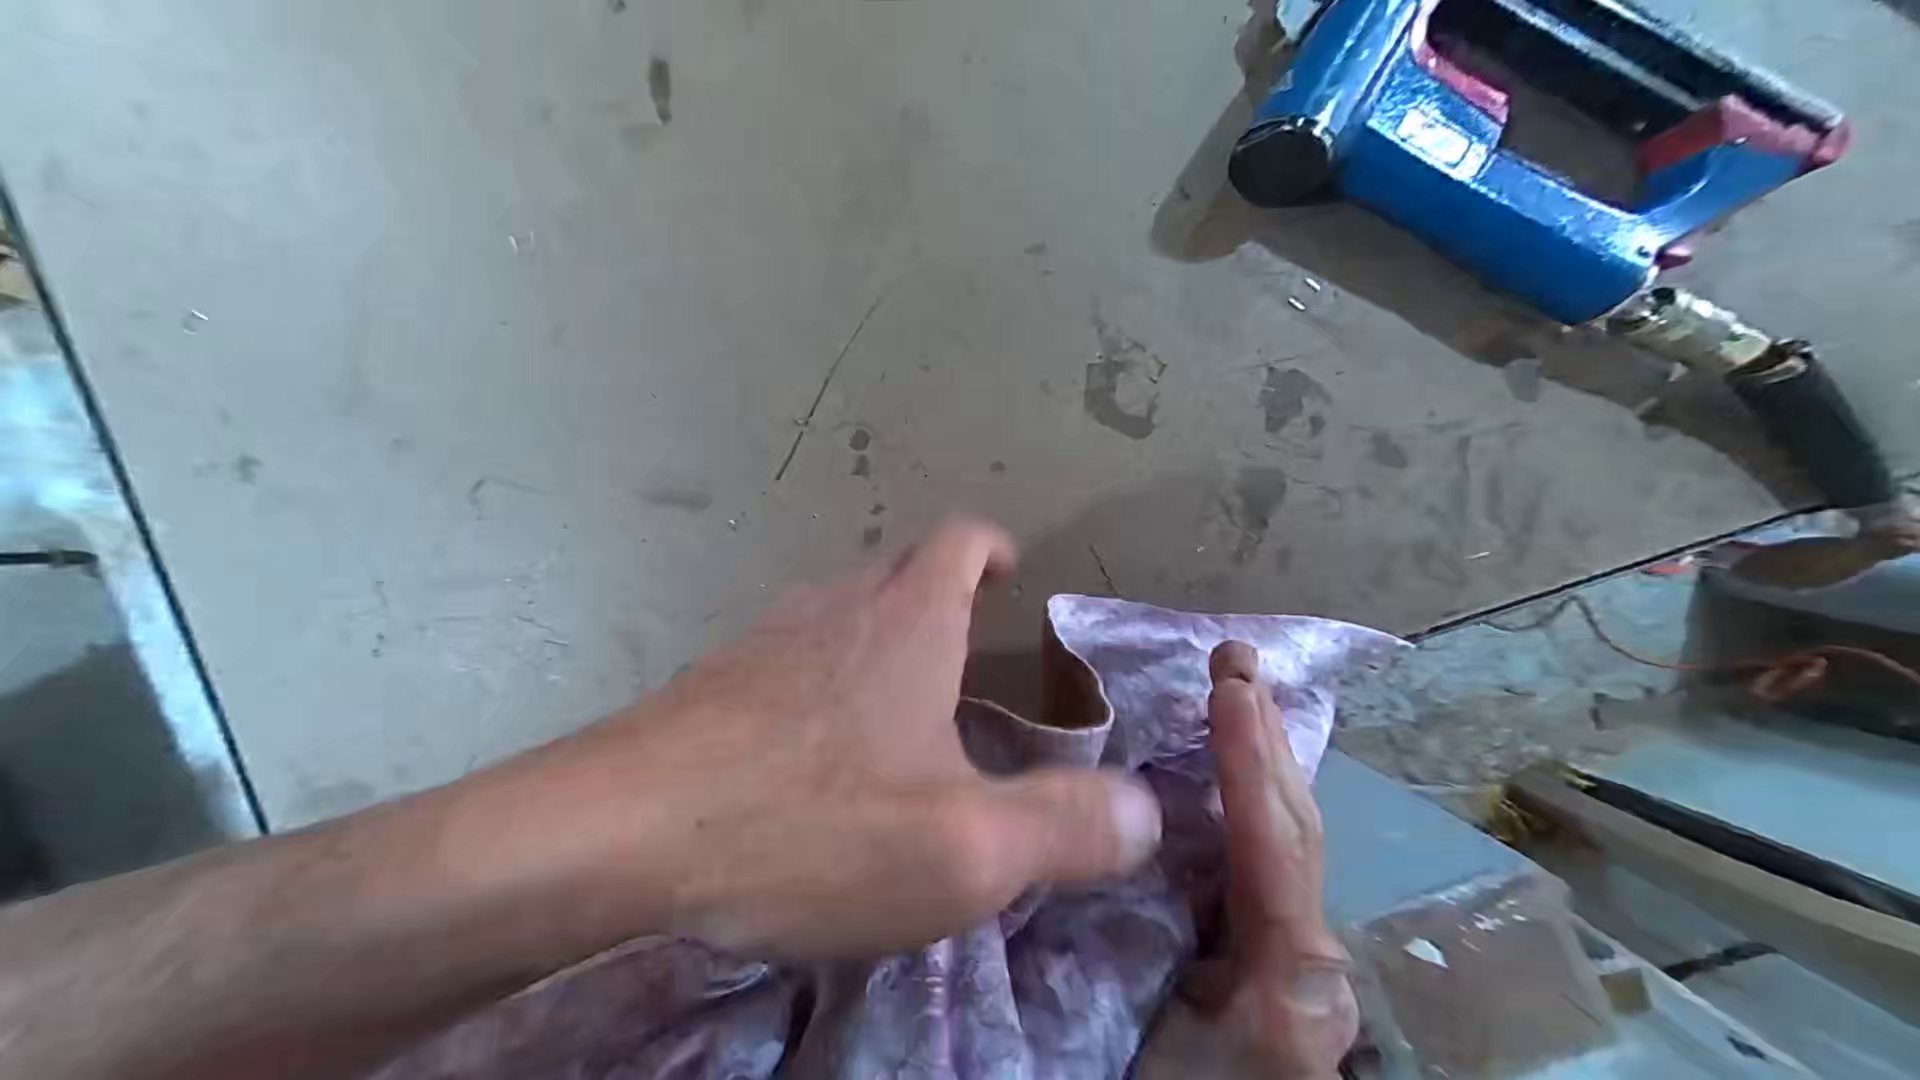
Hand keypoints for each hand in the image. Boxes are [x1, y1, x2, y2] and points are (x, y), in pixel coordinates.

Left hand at [489, 518, 1162, 959]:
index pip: (960, 542)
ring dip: (878, 632)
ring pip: (841, 608)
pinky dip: (820, 675)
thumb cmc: (810, 824)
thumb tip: (1146, 810)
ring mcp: (767, 635)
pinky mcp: (716, 677)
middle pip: (900, 566)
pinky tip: (814, 742)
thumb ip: (1067, 826)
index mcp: (906, 620)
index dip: (992, 548)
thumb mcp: (964, 847)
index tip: (1009, 572)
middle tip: (963, 644)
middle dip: (939, 590)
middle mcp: (837, 604)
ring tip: (900, 696)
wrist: (620, 835)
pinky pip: (790, 654)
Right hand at [1187, 642, 1358, 1077]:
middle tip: (1236, 656)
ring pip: (1279, 819)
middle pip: (1290, 815)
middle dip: (1266, 731)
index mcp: (1295, 959)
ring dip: (1259, 744)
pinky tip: (1228, 751)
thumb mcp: (1237, 1045)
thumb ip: (1257, 981)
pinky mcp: (1257, 925)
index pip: (1272, 843)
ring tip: (1237, 685)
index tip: (1231, 691)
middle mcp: (1303, 930)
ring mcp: (1284, 924)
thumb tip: (1247, 922)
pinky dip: (1243, 782)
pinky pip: (1250, 839)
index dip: (1249, 766)